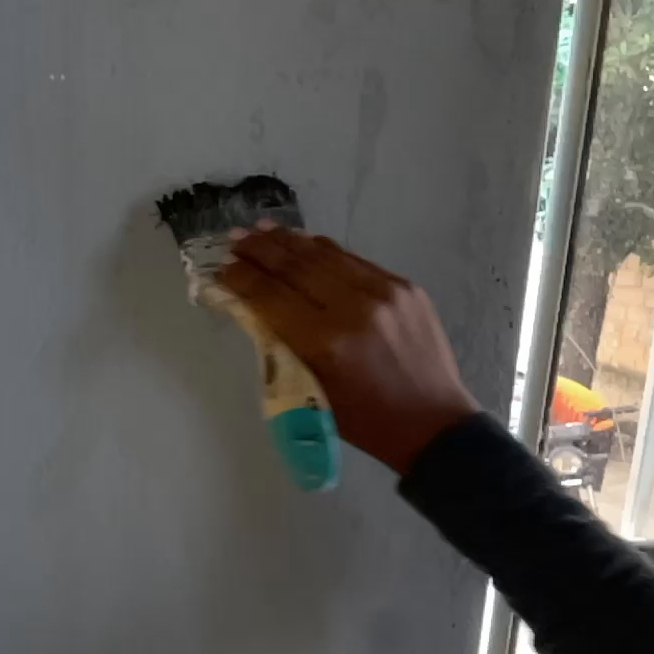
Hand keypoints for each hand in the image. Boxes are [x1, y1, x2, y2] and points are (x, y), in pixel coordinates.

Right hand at [219, 228, 478, 475]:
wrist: (432, 423)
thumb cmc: (363, 420)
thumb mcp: (311, 389)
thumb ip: (284, 346)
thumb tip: (254, 306)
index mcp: (327, 343)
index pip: (272, 297)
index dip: (243, 279)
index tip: (222, 268)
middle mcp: (355, 308)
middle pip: (296, 267)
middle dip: (260, 250)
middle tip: (234, 239)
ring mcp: (384, 293)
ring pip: (325, 255)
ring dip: (288, 241)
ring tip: (261, 230)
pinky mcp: (404, 287)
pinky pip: (353, 260)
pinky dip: (323, 250)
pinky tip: (303, 242)